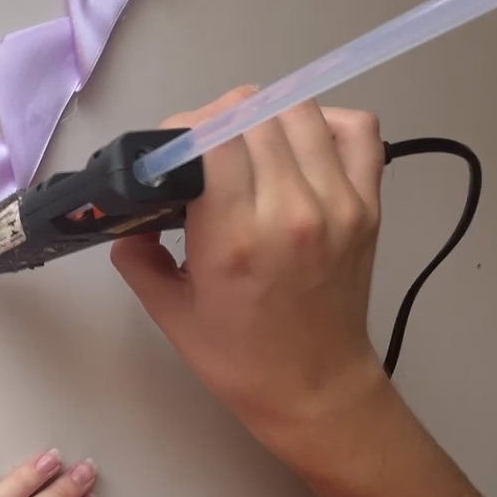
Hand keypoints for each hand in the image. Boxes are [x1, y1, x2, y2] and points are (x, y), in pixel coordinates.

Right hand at [111, 86, 390, 451]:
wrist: (312, 386)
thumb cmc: (236, 359)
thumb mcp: (170, 314)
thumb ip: (139, 260)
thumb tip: (129, 220)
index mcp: (234, 240)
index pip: (211, 137)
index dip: (180, 131)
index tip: (164, 153)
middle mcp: (290, 209)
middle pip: (251, 111)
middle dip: (210, 119)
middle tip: (194, 153)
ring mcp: (337, 201)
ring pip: (297, 110)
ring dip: (259, 115)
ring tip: (238, 145)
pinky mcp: (367, 202)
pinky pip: (354, 129)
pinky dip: (321, 121)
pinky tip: (294, 143)